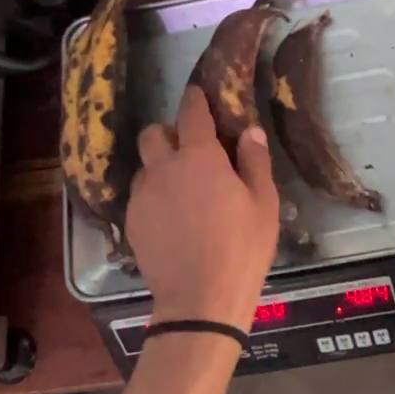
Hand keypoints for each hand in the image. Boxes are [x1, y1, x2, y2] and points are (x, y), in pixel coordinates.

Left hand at [128, 85, 279, 330]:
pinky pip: (140, 196)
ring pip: (144, 167)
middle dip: (169, 133)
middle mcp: (163, 169)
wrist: (200, 300)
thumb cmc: (242, 247)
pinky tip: (173, 217)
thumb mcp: (263, 203)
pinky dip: (154, 196)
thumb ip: (255, 161)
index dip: (194, 99)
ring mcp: (142, 197)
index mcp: (199, 158)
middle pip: (153, 134)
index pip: (191, 114)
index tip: (198, 93)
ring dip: (160, 167)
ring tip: (181, 188)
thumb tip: (249, 131)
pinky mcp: (130, 223)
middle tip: (191, 150)